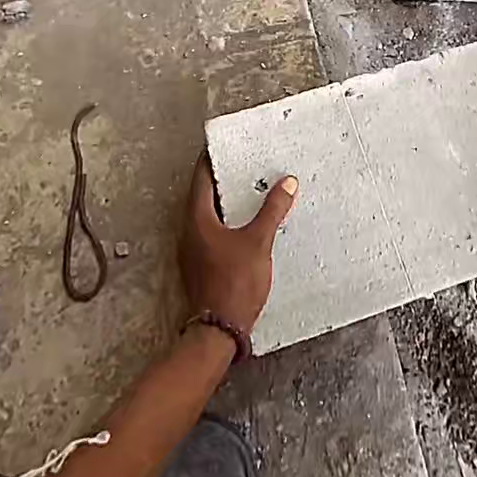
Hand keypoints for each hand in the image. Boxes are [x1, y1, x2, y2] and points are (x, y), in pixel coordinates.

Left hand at [179, 156, 297, 332]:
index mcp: (197, 218)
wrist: (219, 331)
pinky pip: (210, 230)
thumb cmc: (235, 282)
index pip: (201, 178)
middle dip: (220, 178)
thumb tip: (287, 183)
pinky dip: (225, 220)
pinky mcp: (200, 263)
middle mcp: (189, 230)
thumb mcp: (259, 241)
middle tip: (240, 163)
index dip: (210, 159)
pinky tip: (243, 223)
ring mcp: (192, 248)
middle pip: (202, 194)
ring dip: (223, 201)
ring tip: (245, 190)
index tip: (222, 145)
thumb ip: (273, 210)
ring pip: (206, 214)